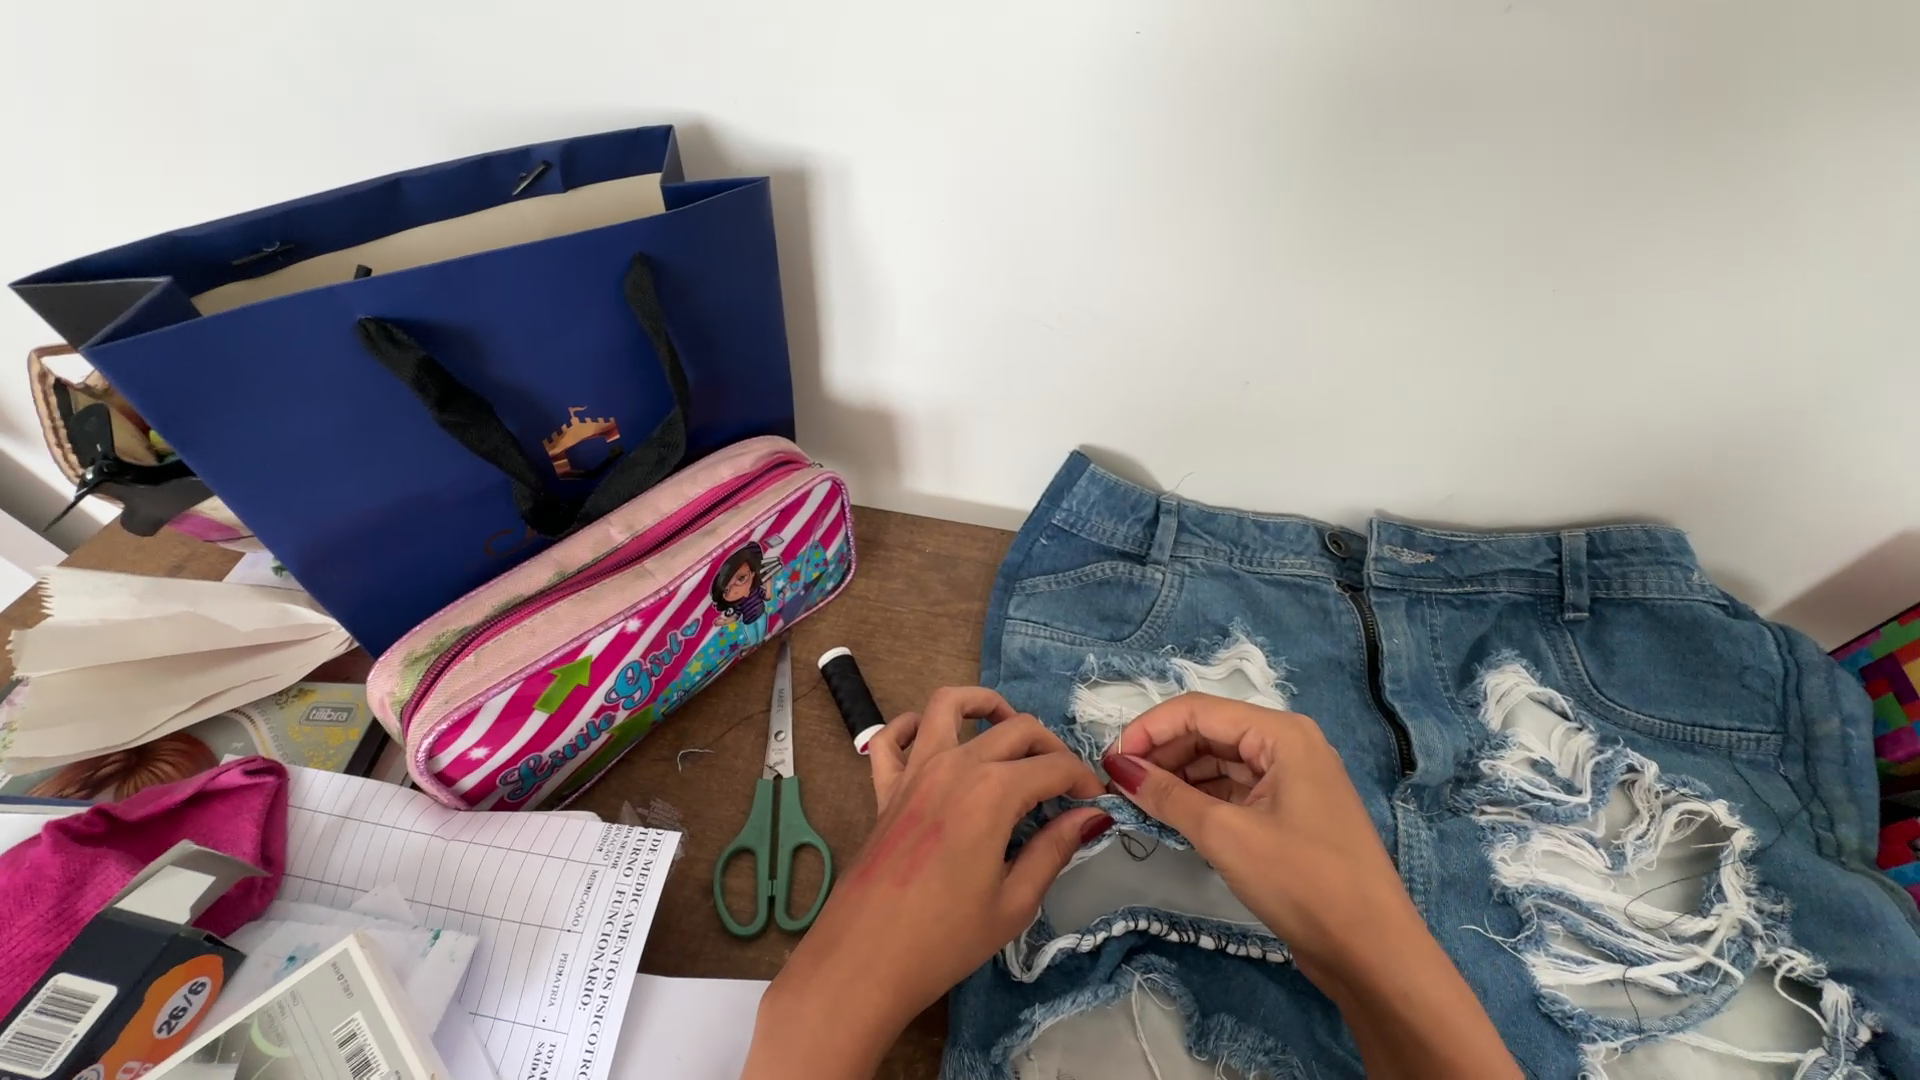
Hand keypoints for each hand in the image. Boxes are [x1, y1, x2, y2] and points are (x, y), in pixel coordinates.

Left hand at [744, 687, 1109, 1079]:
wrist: (864, 961)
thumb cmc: (944, 940)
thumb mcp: (1013, 903)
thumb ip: (1054, 849)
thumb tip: (1091, 817)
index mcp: (993, 792)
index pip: (1053, 766)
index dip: (1083, 780)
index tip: (1095, 803)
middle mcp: (955, 765)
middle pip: (1015, 728)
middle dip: (1050, 746)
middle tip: (1064, 781)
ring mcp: (914, 770)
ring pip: (948, 704)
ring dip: (983, 704)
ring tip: (1005, 726)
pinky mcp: (884, 787)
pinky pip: (891, 737)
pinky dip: (911, 726)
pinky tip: (932, 740)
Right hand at [1102, 694, 1521, 1079]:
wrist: (1375, 956)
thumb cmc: (1302, 882)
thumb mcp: (1224, 834)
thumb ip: (1166, 795)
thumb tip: (1117, 768)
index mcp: (1280, 733)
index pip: (1196, 710)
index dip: (1147, 730)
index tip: (1110, 762)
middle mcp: (1287, 743)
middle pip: (1207, 732)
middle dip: (1161, 754)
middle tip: (1120, 786)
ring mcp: (1291, 778)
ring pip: (1218, 761)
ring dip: (1177, 777)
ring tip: (1138, 802)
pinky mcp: (1288, 811)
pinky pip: (1233, 788)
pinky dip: (1200, 798)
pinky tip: (1172, 816)